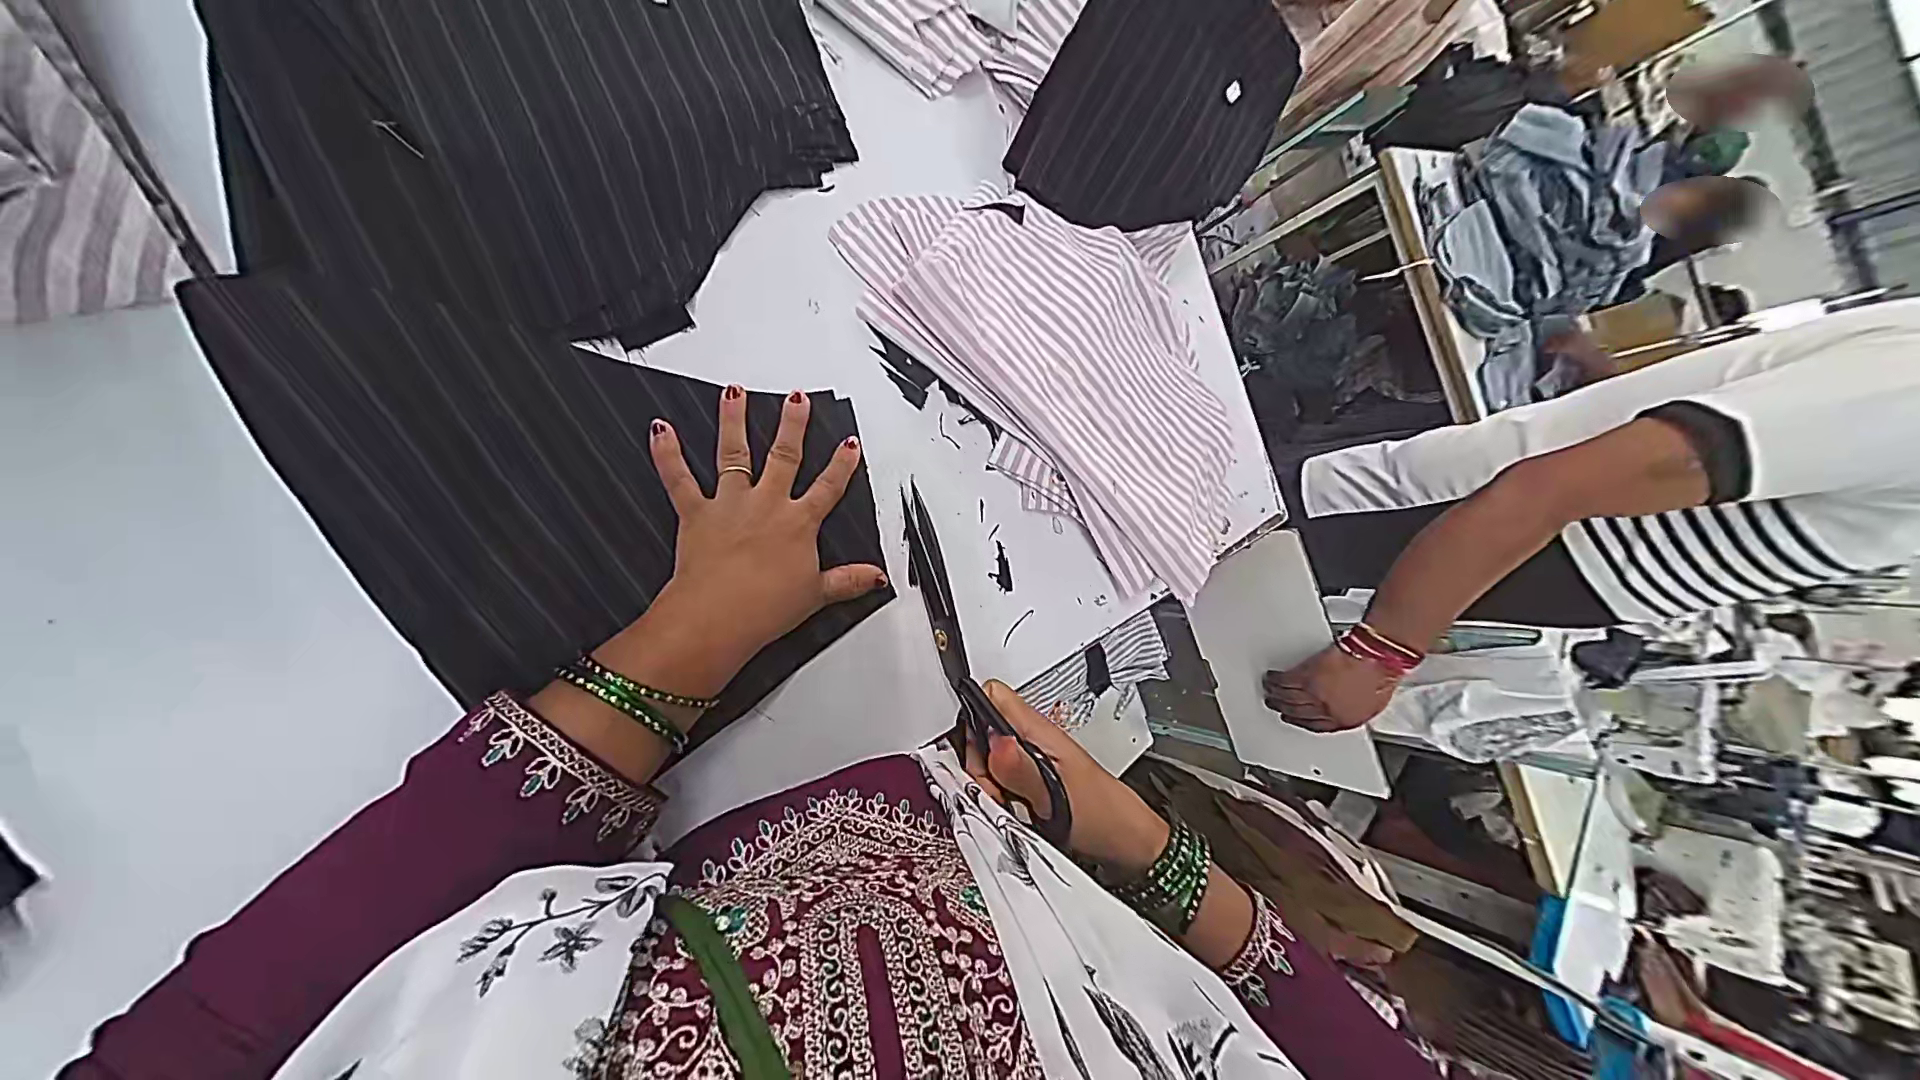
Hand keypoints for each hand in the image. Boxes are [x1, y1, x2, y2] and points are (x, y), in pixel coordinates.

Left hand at [638, 386, 887, 696]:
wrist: (717, 617)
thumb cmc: (763, 608)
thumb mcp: (816, 595)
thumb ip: (848, 581)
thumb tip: (874, 578)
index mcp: (799, 524)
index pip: (828, 487)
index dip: (842, 464)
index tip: (849, 443)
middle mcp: (767, 505)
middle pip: (785, 456)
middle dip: (793, 425)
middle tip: (797, 400)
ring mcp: (730, 505)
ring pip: (735, 454)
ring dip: (734, 420)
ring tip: (735, 393)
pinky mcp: (697, 514)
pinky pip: (679, 479)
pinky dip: (668, 454)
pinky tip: (661, 429)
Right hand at [966, 681, 1171, 874]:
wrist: (1127, 843)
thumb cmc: (1104, 815)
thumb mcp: (1057, 797)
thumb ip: (1021, 770)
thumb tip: (994, 743)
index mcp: (1038, 729)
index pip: (990, 695)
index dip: (971, 719)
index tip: (974, 757)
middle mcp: (1031, 737)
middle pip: (980, 730)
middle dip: (976, 764)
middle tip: (993, 791)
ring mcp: (1030, 757)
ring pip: (986, 757)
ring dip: (987, 784)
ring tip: (1009, 805)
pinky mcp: (1030, 777)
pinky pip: (998, 778)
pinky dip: (998, 795)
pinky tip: (1014, 811)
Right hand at [1262, 644, 1398, 732]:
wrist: (1378, 658)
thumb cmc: (1381, 675)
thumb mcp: (1372, 702)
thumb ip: (1351, 709)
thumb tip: (1339, 706)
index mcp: (1344, 720)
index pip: (1316, 726)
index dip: (1301, 722)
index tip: (1293, 717)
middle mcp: (1326, 710)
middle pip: (1297, 712)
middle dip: (1284, 708)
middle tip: (1276, 703)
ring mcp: (1314, 694)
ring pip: (1287, 697)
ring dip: (1276, 694)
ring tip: (1270, 688)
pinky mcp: (1306, 677)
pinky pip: (1284, 682)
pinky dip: (1275, 680)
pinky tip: (1272, 677)